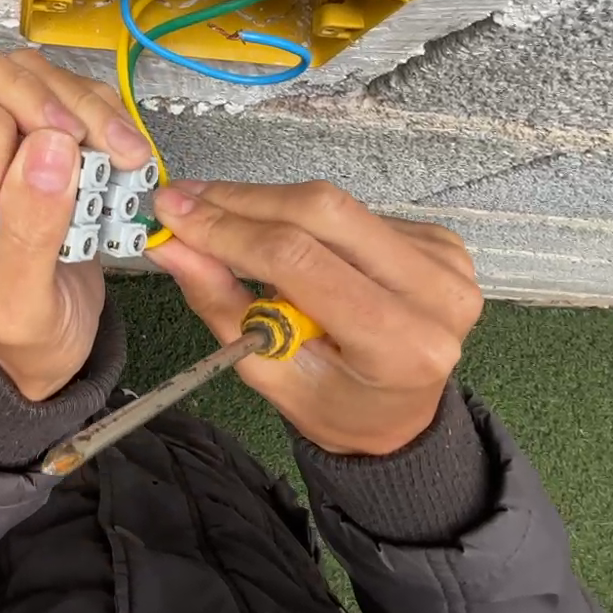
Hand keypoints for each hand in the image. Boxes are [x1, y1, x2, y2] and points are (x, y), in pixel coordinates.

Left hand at [0, 23, 156, 399]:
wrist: (62, 342)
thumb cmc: (24, 333)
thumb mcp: (17, 307)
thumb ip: (27, 235)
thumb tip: (49, 149)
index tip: (16, 186)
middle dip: (26, 90)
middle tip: (73, 142)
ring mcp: (4, 130)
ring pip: (25, 64)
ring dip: (81, 106)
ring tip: (119, 160)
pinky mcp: (51, 131)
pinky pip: (73, 86)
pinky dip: (108, 114)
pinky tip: (126, 156)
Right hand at [148, 181, 482, 454]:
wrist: (401, 414)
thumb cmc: (333, 405)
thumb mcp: (267, 374)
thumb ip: (219, 302)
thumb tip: (169, 245)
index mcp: (401, 344)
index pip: (298, 260)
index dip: (226, 229)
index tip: (169, 211)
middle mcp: (435, 292)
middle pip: (320, 212)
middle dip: (238, 201)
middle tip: (181, 198)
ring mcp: (444, 259)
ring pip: (332, 203)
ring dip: (260, 202)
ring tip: (208, 210)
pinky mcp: (437, 239)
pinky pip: (348, 210)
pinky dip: (294, 213)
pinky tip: (267, 229)